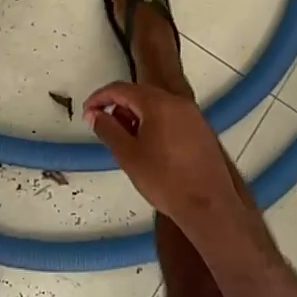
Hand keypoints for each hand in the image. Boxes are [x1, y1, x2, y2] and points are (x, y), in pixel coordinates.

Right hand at [85, 82, 251, 236]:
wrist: (209, 207)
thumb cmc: (165, 180)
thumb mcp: (127, 155)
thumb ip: (107, 129)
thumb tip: (96, 114)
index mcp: (158, 103)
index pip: (121, 89)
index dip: (99, 98)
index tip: (87, 114)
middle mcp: (178, 103)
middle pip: (140, 94)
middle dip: (119, 108)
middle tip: (107, 131)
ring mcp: (193, 116)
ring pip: (156, 106)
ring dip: (136, 117)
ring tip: (128, 143)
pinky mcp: (202, 131)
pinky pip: (171, 117)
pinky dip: (154, 124)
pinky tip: (150, 149)